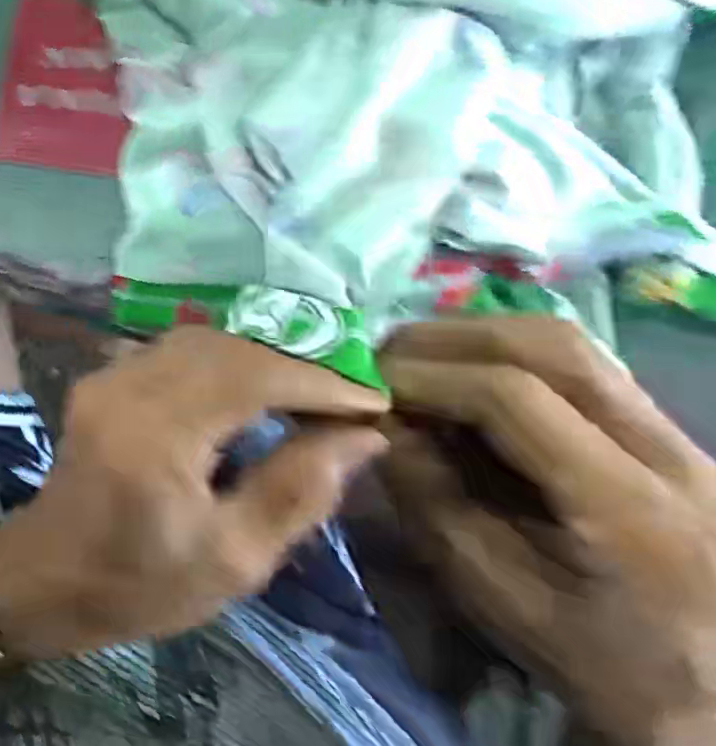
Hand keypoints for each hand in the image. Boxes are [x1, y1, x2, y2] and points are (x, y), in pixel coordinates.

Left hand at [0, 327, 388, 657]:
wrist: (48, 571)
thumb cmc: (142, 581)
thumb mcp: (236, 557)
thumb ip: (297, 488)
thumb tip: (361, 433)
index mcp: (153, 433)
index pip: (245, 375)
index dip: (316, 381)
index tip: (377, 402)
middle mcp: (120, 390)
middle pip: (217, 348)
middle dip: (289, 363)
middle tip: (348, 398)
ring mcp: (101, 381)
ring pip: (189, 343)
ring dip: (252, 358)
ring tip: (309, 396)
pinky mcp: (94, 385)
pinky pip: (162, 354)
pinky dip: (213, 363)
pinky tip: (248, 392)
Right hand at [380, 318, 715, 745]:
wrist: (708, 696)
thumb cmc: (582, 648)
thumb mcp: (479, 576)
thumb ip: (422, 485)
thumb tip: (369, 413)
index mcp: (630, 506)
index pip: (509, 392)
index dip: (416, 377)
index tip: (356, 391)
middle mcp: (674, 457)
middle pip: (549, 345)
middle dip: (441, 340)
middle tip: (377, 365)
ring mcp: (682, 441)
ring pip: (565, 342)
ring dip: (468, 339)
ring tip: (410, 368)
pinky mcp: (664, 437)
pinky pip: (573, 366)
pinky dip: (497, 356)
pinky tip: (456, 385)